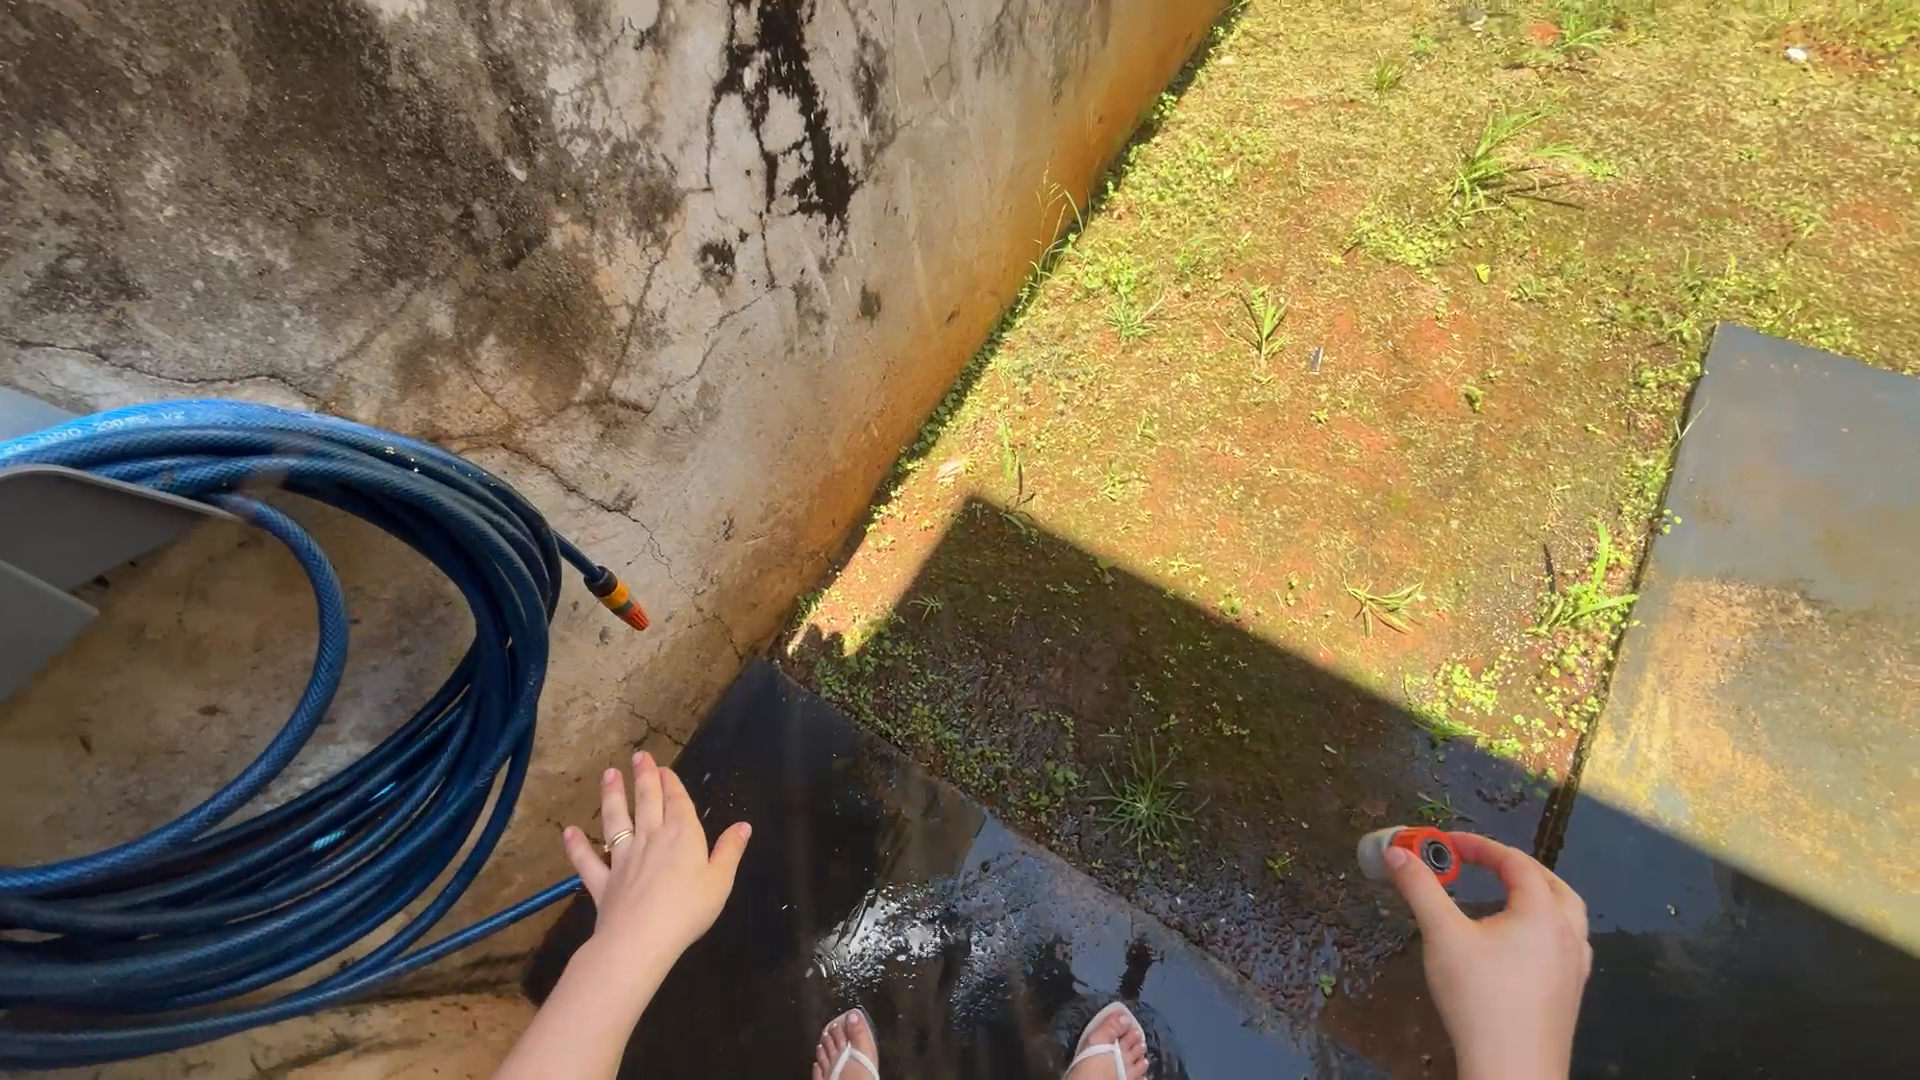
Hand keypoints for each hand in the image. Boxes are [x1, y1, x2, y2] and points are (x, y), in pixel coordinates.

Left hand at [561, 752, 751, 964]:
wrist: (640, 941)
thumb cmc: (688, 909)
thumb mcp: (721, 881)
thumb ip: (730, 851)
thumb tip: (743, 825)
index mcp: (683, 835)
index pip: (676, 801)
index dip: (670, 782)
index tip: (662, 767)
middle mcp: (651, 838)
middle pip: (647, 802)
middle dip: (644, 778)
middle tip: (638, 757)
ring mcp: (624, 859)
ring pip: (616, 821)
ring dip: (612, 797)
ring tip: (609, 775)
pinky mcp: (602, 883)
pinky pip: (587, 862)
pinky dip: (577, 847)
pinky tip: (568, 833)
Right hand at [1384, 832, 1590, 1079]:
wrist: (1512, 1068)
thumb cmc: (1479, 994)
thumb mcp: (1441, 933)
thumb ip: (1420, 888)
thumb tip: (1395, 851)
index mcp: (1542, 915)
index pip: (1517, 864)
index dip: (1481, 846)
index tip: (1447, 842)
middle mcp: (1568, 936)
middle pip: (1553, 886)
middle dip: (1516, 866)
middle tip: (1480, 861)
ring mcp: (1575, 968)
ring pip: (1567, 916)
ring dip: (1536, 894)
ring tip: (1502, 893)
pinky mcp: (1569, 993)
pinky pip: (1565, 942)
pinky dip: (1543, 924)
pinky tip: (1518, 938)